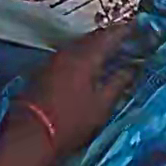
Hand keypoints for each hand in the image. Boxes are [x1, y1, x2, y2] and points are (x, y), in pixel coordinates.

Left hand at [16, 23, 136, 153]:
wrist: (29, 138)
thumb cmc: (71, 122)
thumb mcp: (102, 105)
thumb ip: (118, 83)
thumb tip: (131, 69)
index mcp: (86, 56)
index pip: (109, 36)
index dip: (124, 31)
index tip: (136, 27)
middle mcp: (68, 52)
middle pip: (92, 37)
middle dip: (109, 37)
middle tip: (124, 39)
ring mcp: (52, 61)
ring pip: (78, 46)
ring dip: (93, 46)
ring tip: (107, 52)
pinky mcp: (42, 71)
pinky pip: (67, 55)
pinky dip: (80, 56)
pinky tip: (85, 66)